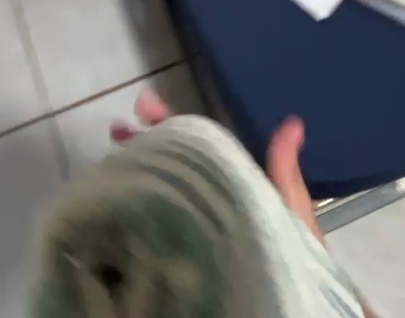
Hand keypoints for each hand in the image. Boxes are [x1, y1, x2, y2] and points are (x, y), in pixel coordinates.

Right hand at [110, 89, 322, 241]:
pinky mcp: (173, 256)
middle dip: (143, 144)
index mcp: (229, 184)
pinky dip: (127, 212)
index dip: (170, 124)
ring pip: (154, 189)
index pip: (195, 145)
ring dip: (132, 170)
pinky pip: (145, 228)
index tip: (143, 106)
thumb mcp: (287, 214)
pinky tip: (111, 202)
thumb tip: (293, 123)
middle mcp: (203, 200)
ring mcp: (186, 228)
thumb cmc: (286, 261)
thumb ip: (283, 175)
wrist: (282, 308)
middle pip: (168, 163)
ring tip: (111, 159)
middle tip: (117, 130)